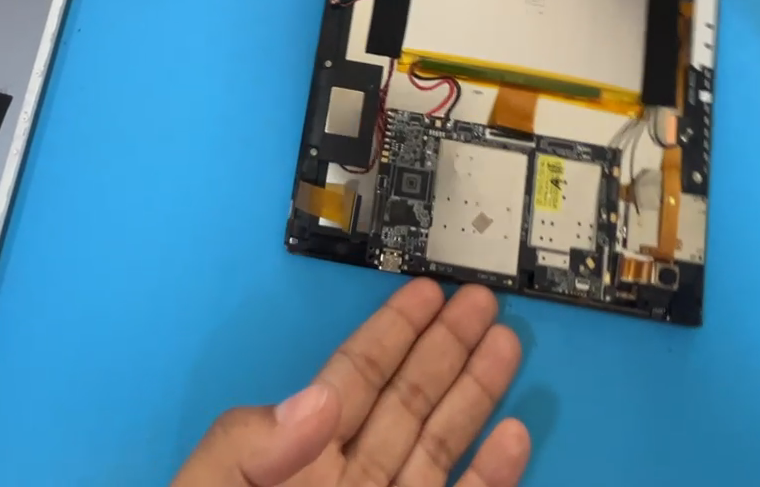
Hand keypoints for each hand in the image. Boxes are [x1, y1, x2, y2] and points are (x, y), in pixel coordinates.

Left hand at [171, 279, 529, 486]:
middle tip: (481, 301)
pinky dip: (490, 477)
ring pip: (439, 446)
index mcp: (296, 457)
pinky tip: (513, 436)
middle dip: (444, 348)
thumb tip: (320, 395)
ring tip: (506, 346)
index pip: (355, 377)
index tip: (426, 292)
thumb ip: (247, 445)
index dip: (391, 332)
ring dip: (474, 396)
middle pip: (406, 399)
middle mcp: (348, 481)